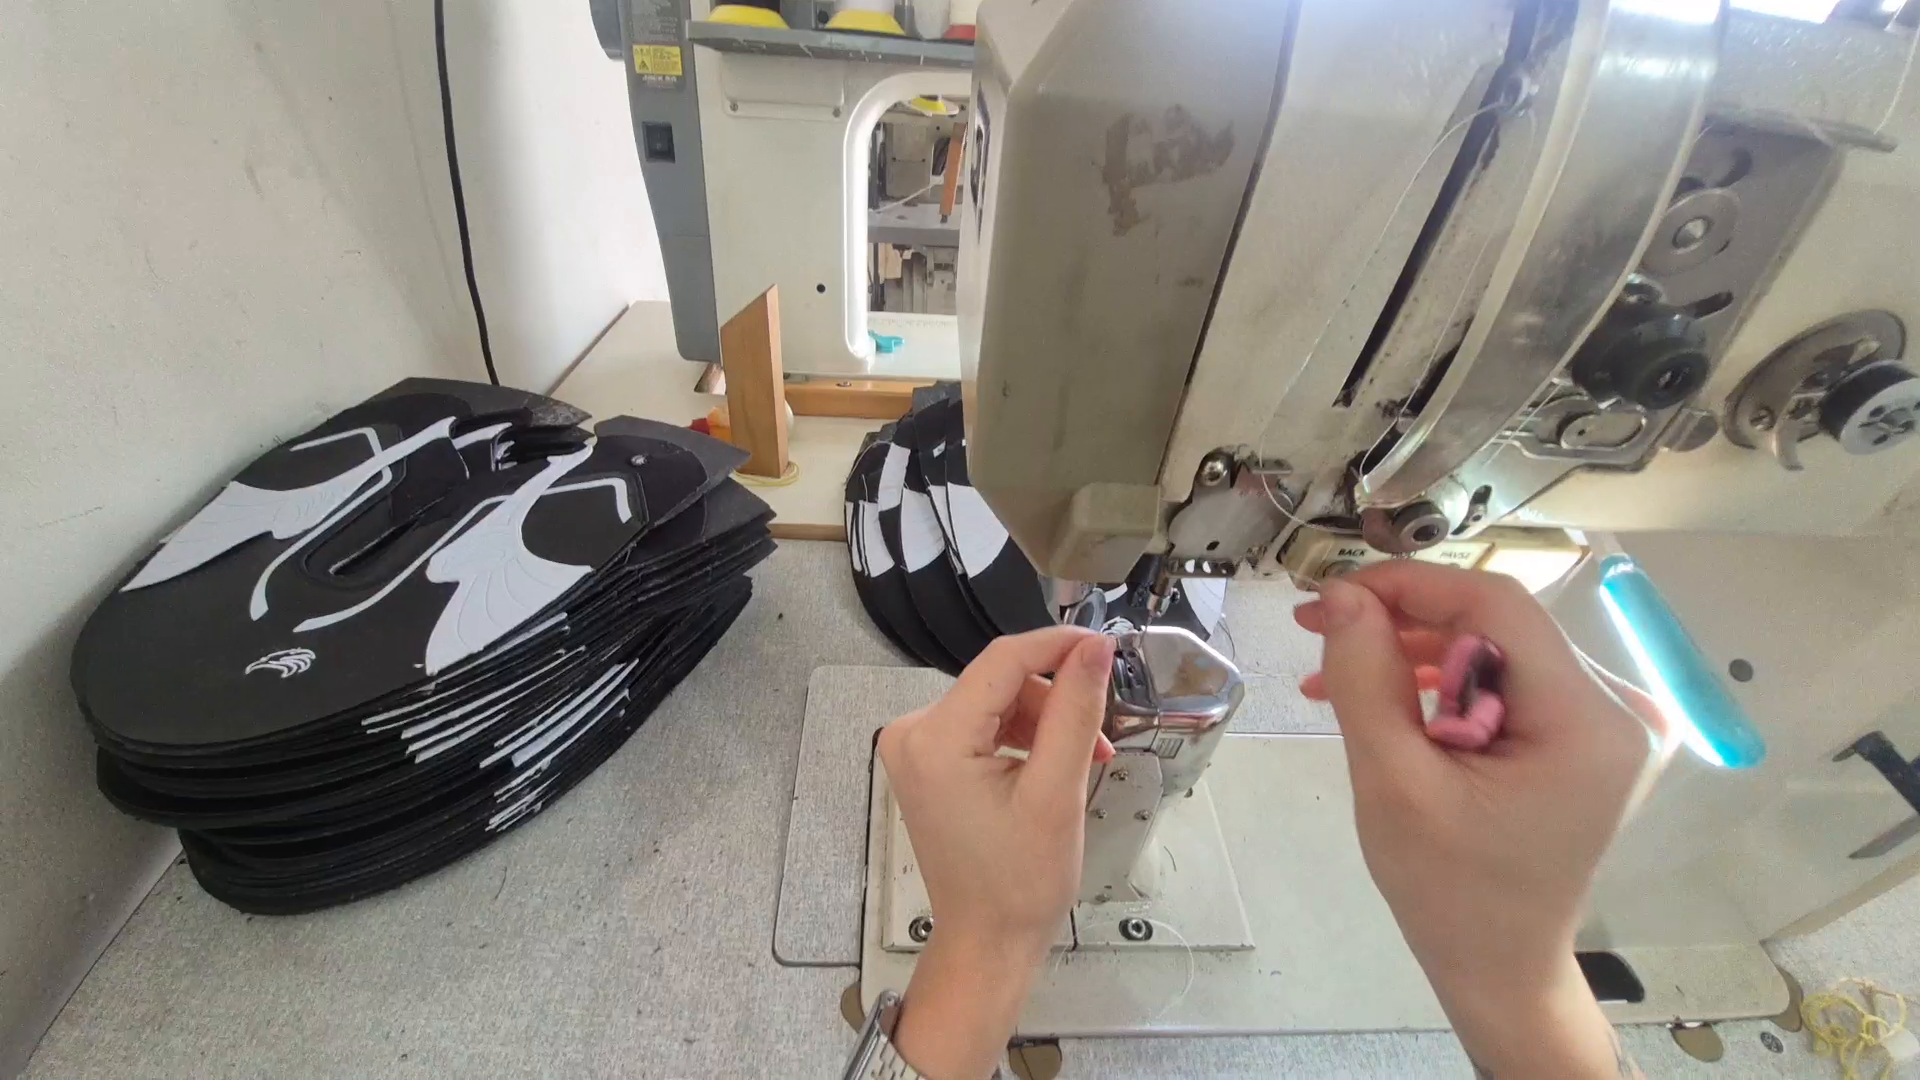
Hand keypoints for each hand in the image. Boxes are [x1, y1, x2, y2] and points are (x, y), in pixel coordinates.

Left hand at [877, 627, 1115, 1078]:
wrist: (986, 940)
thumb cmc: (1021, 881)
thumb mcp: (1057, 792)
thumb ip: (1076, 710)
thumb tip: (1095, 647)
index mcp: (934, 737)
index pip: (1001, 660)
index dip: (1056, 645)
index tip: (1104, 644)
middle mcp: (911, 730)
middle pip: (999, 681)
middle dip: (1054, 698)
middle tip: (1101, 731)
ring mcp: (914, 745)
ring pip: (995, 700)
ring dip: (1043, 720)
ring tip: (1085, 758)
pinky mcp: (926, 759)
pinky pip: (983, 723)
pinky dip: (1022, 735)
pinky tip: (1051, 763)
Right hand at [1295, 562, 1666, 1077]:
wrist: (1495, 962)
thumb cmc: (1445, 885)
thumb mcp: (1391, 778)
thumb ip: (1365, 677)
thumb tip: (1340, 594)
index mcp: (1585, 722)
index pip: (1494, 604)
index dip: (1405, 585)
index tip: (1328, 597)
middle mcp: (1609, 708)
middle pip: (1488, 620)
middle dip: (1393, 615)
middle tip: (1314, 627)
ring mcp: (1593, 721)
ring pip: (1481, 640)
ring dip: (1400, 645)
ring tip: (1329, 669)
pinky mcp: (1566, 733)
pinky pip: (1488, 673)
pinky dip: (1424, 675)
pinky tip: (1371, 695)